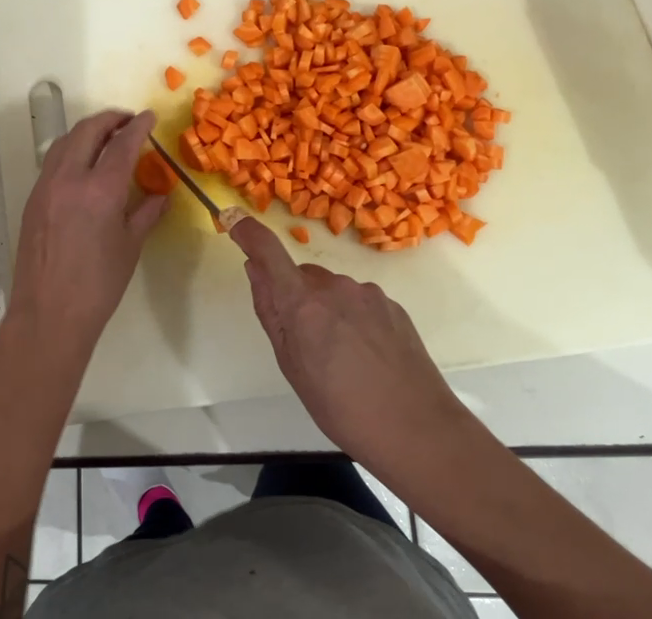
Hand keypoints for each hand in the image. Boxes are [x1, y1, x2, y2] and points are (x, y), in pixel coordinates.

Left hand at [6, 109, 168, 360]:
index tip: (148, 116)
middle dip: (110, 119)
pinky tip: (83, 162)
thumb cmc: (98, 285)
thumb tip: (160, 194)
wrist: (49, 312)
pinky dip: (71, 150)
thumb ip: (145, 213)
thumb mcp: (130, 246)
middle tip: (128, 120)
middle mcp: (69, 179)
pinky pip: (53, 161)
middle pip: (88, 131)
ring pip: (65, 142)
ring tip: (106, 135)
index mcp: (100, 190)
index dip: (138, 126)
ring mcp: (46, 186)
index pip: (122, 143)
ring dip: (87, 131)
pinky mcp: (33, 198)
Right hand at [232, 217, 467, 463]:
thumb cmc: (340, 407)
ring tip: (342, 359)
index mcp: (302, 303)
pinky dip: (354, 320)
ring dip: (328, 311)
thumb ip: (270, 312)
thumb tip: (255, 270)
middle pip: (302, 278)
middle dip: (296, 298)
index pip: (268, 251)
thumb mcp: (291, 365)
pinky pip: (360, 303)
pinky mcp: (393, 306)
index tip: (234, 223)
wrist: (417, 428)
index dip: (248, 233)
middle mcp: (335, 287)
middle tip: (305, 345)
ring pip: (333, 291)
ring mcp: (368, 294)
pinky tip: (367, 357)